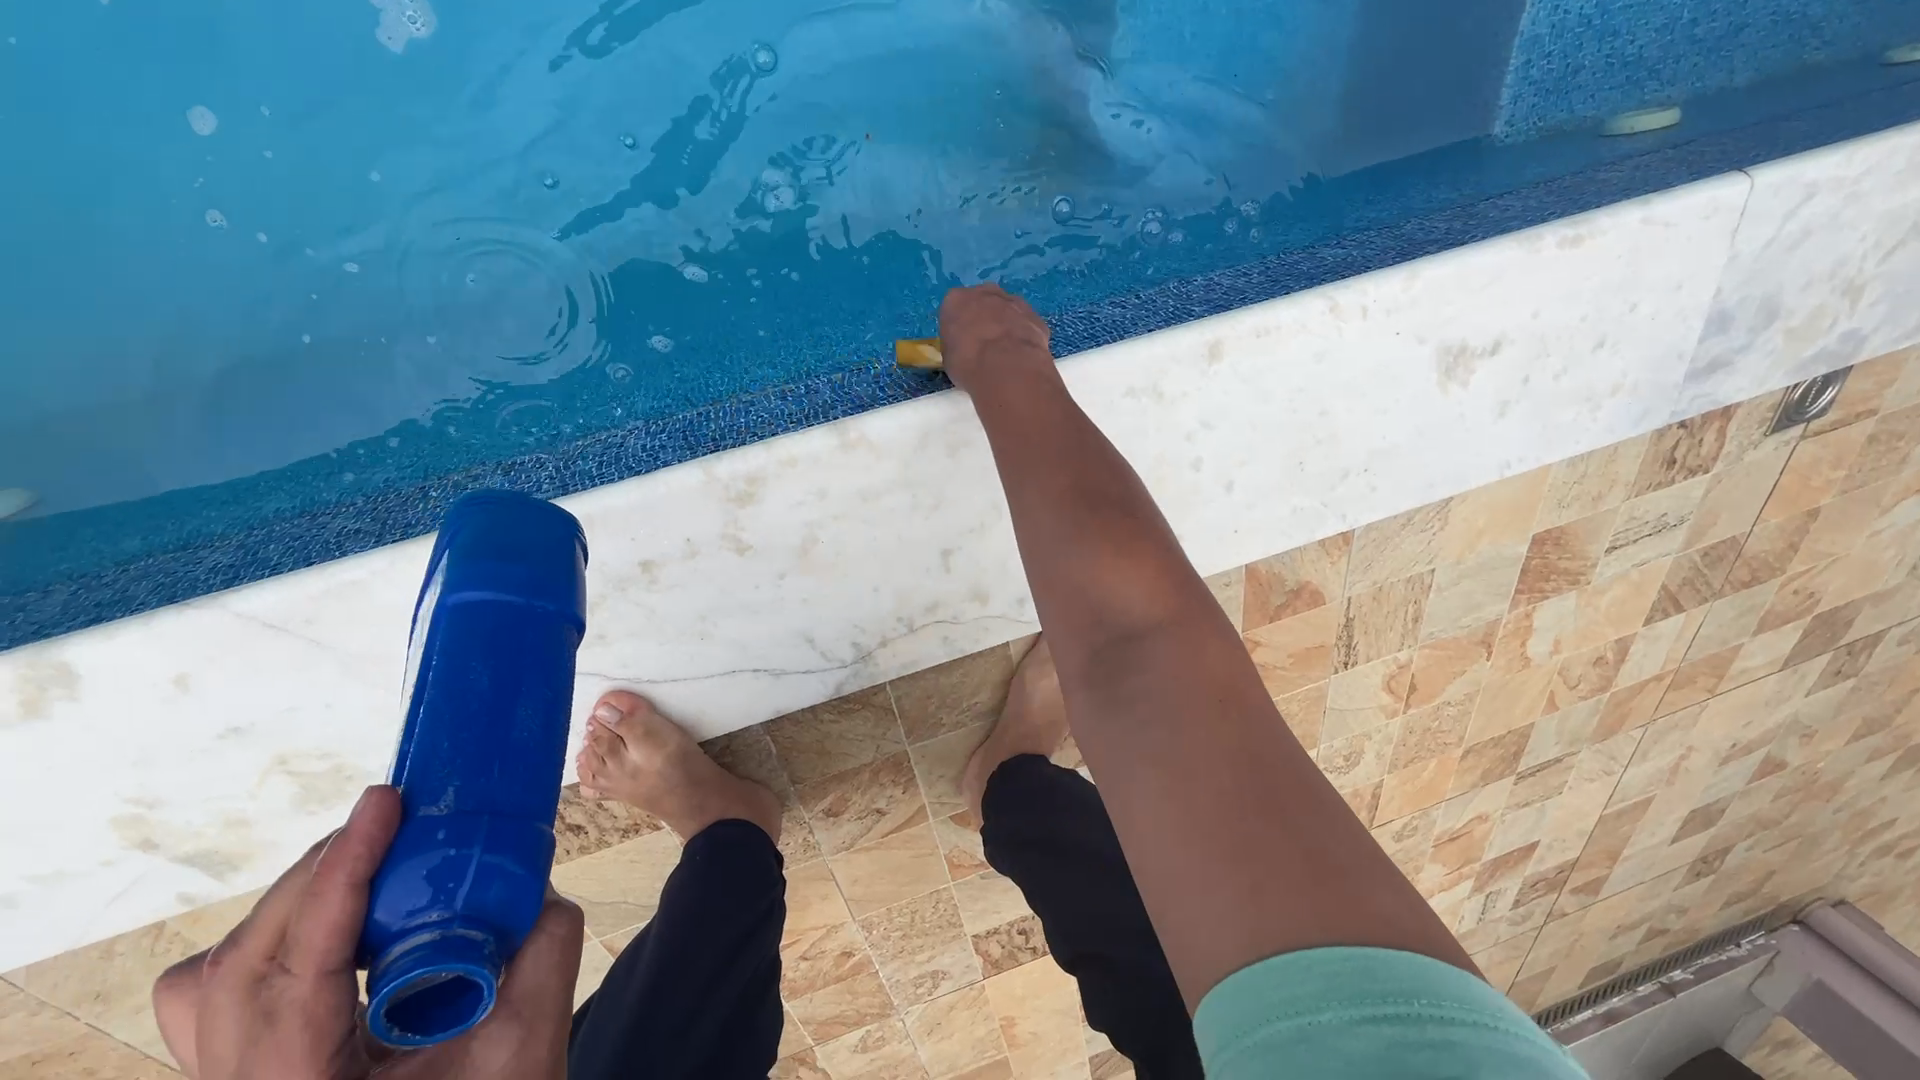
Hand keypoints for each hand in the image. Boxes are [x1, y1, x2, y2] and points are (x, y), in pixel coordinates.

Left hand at [153, 786, 583, 1079]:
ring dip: (291, 908)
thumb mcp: (527, 1051)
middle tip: (392, 827)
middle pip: (242, 963)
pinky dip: (269, 944)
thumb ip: (542, 955)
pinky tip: (334, 934)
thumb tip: (534, 881)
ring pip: (209, 980)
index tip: (384, 805)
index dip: (338, 876)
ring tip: (368, 874)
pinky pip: (213, 1000)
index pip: (295, 971)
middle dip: (319, 878)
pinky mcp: (241, 1077)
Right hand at [937, 285, 1054, 394]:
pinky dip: (1024, 335)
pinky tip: (1023, 355)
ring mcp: (1013, 300)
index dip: (958, 328)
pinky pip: (1025, 323)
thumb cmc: (967, 363)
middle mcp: (984, 292)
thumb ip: (956, 345)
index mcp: (955, 300)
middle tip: (984, 345)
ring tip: (1005, 351)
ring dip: (1005, 324)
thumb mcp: (948, 358)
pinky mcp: (1035, 315)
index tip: (962, 344)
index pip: (954, 310)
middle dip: (983, 318)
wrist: (1007, 367)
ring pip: (1007, 309)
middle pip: (982, 302)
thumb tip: (963, 350)